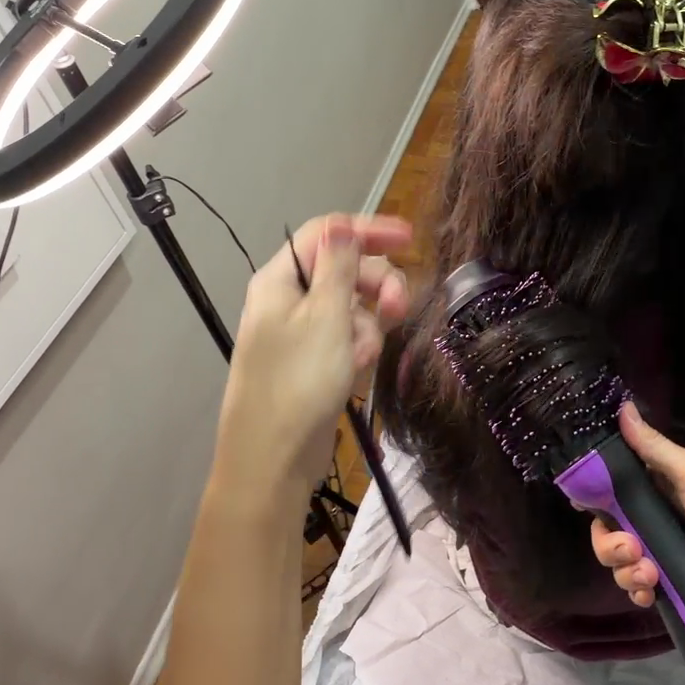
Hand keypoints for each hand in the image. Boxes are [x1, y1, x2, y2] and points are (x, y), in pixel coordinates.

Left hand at [212, 213, 412, 502]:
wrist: (273, 460)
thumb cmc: (298, 382)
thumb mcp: (325, 317)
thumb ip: (338, 267)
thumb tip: (341, 225)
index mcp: (281, 279)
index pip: (327, 234)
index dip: (368, 231)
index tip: (410, 239)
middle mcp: (289, 299)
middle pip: (346, 270)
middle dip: (376, 286)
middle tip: (398, 309)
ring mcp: (303, 332)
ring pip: (354, 306)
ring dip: (370, 325)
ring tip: (365, 355)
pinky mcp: (317, 361)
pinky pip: (349, 338)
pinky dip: (360, 348)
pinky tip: (359, 369)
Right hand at [591, 403, 684, 611]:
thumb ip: (653, 446)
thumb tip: (621, 406)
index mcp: (654, 486)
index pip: (608, 491)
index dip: (592, 500)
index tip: (585, 508)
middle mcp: (652, 517)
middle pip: (607, 531)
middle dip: (609, 545)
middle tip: (632, 550)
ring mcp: (661, 551)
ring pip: (620, 562)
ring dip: (625, 572)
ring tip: (650, 577)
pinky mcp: (671, 582)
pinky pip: (638, 589)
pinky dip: (638, 592)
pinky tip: (649, 594)